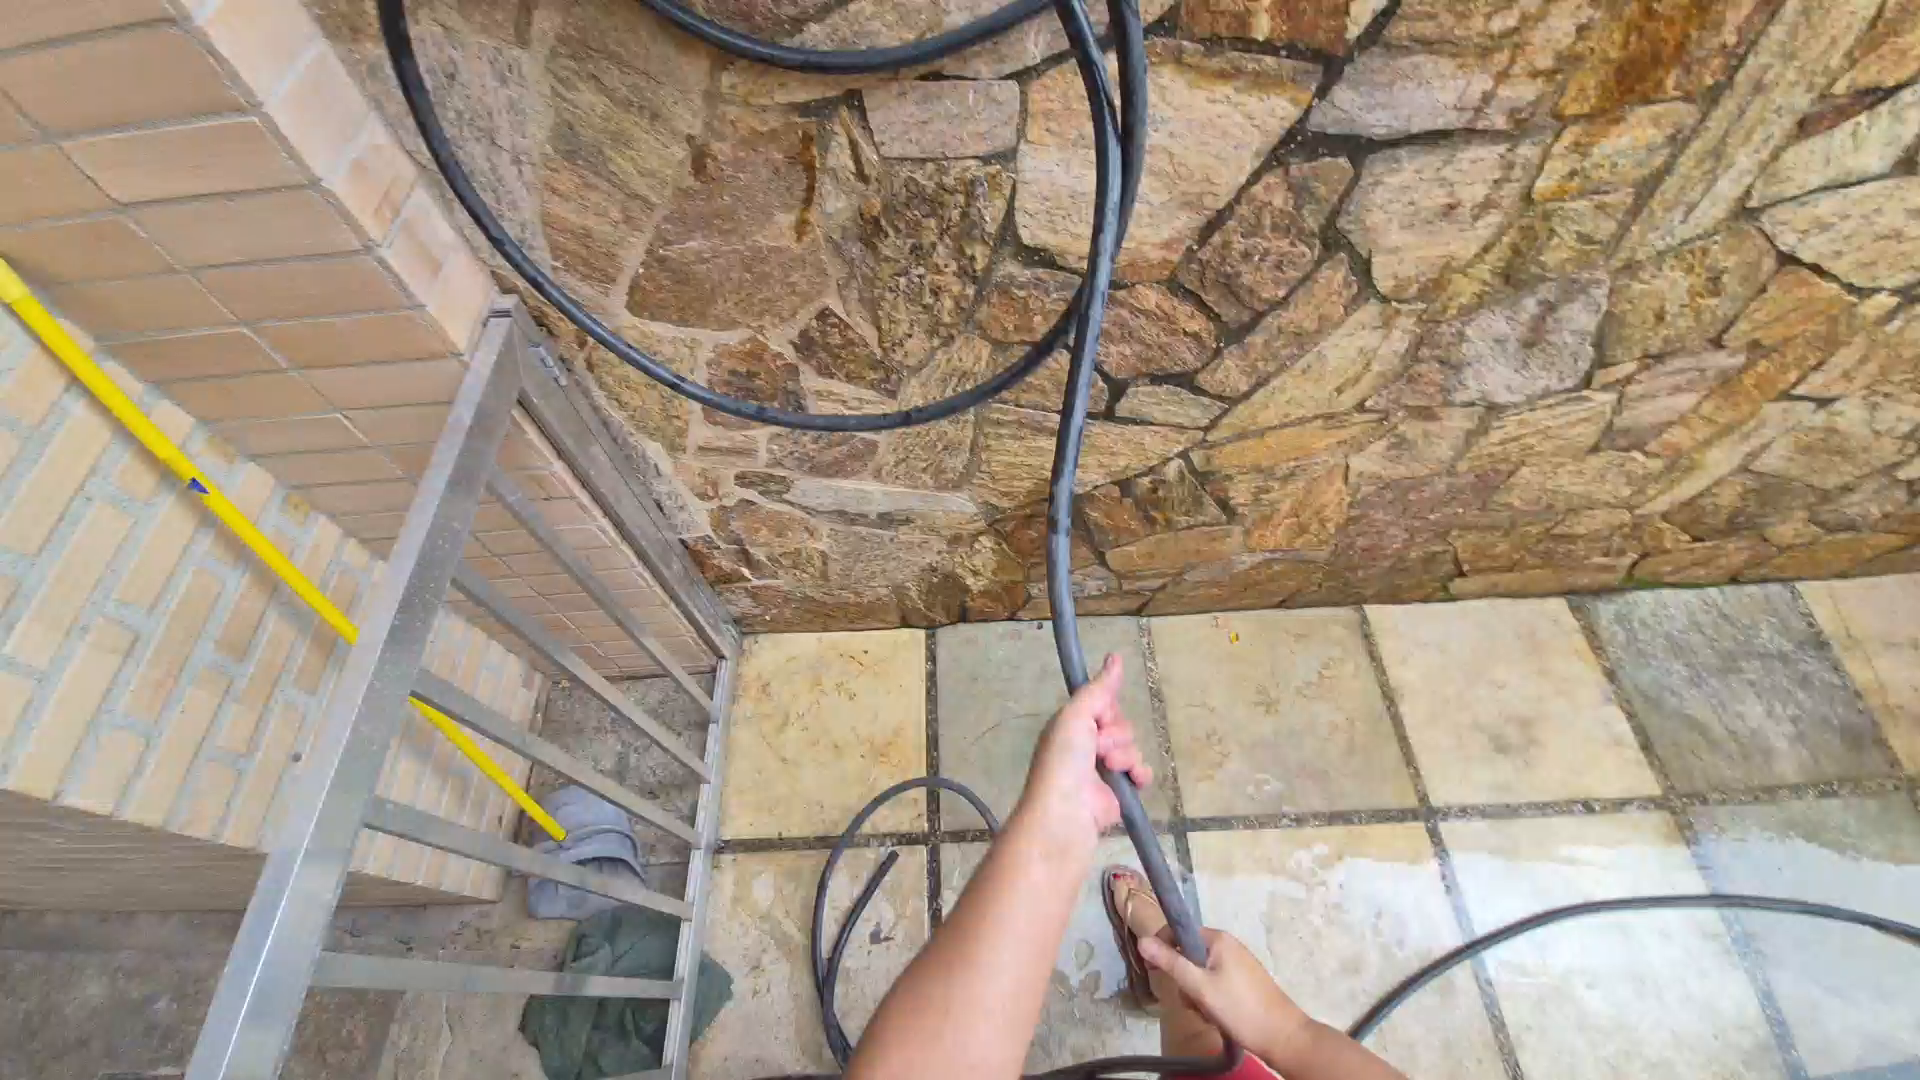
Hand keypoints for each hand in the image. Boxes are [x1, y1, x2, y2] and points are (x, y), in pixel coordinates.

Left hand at [1013, 654, 1152, 848]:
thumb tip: (1115, 656)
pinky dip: (1140, 774)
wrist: (1066, 811)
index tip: (1101, 718)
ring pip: (1132, 747)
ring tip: (1108, 767)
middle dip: (1116, 734)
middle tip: (1099, 748)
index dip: (1107, 709)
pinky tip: (1133, 779)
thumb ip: (1098, 689)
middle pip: (1121, 724)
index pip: (1104, 704)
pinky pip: (1141, 771)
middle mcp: (1087, 744)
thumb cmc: (1064, 759)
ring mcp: (1104, 768)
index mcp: (1073, 724)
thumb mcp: (1076, 715)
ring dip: (1125, 755)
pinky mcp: (1119, 791)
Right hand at [1137, 929, 1313, 1067]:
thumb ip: (1170, 962)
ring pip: (1201, 972)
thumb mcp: (1200, 987)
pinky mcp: (1244, 982)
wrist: (1285, 1039)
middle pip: (1189, 954)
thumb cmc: (1240, 1009)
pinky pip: (1215, 982)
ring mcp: (1237, 963)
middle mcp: (1227, 945)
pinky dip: (1210, 998)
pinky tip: (1217, 1016)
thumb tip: (1141, 940)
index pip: (1178, 932)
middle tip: (1191, 1000)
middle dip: (1184, 979)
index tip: (1155, 971)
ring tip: (1206, 1012)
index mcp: (1218, 938)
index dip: (1163, 949)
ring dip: (1197, 992)